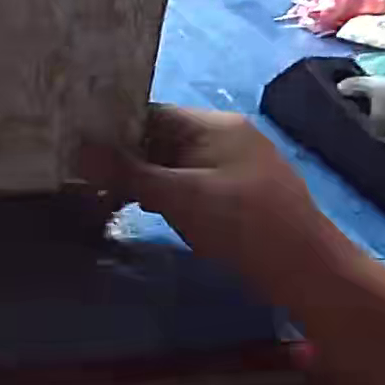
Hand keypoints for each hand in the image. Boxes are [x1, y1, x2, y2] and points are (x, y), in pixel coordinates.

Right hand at [82, 104, 343, 277]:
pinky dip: (157, 193)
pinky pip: (181, 183)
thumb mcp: (180, 196)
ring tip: (101, 195)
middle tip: (83, 176)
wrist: (306, 272)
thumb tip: (77, 150)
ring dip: (137, 178)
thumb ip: (127, 172)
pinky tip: (135, 207)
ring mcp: (224, 166)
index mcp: (213, 125)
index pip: (149, 113)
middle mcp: (219, 138)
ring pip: (166, 163)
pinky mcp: (226, 193)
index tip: (77, 145)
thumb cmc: (244, 224)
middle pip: (156, 138)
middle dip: (122, 158)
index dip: (112, 128)